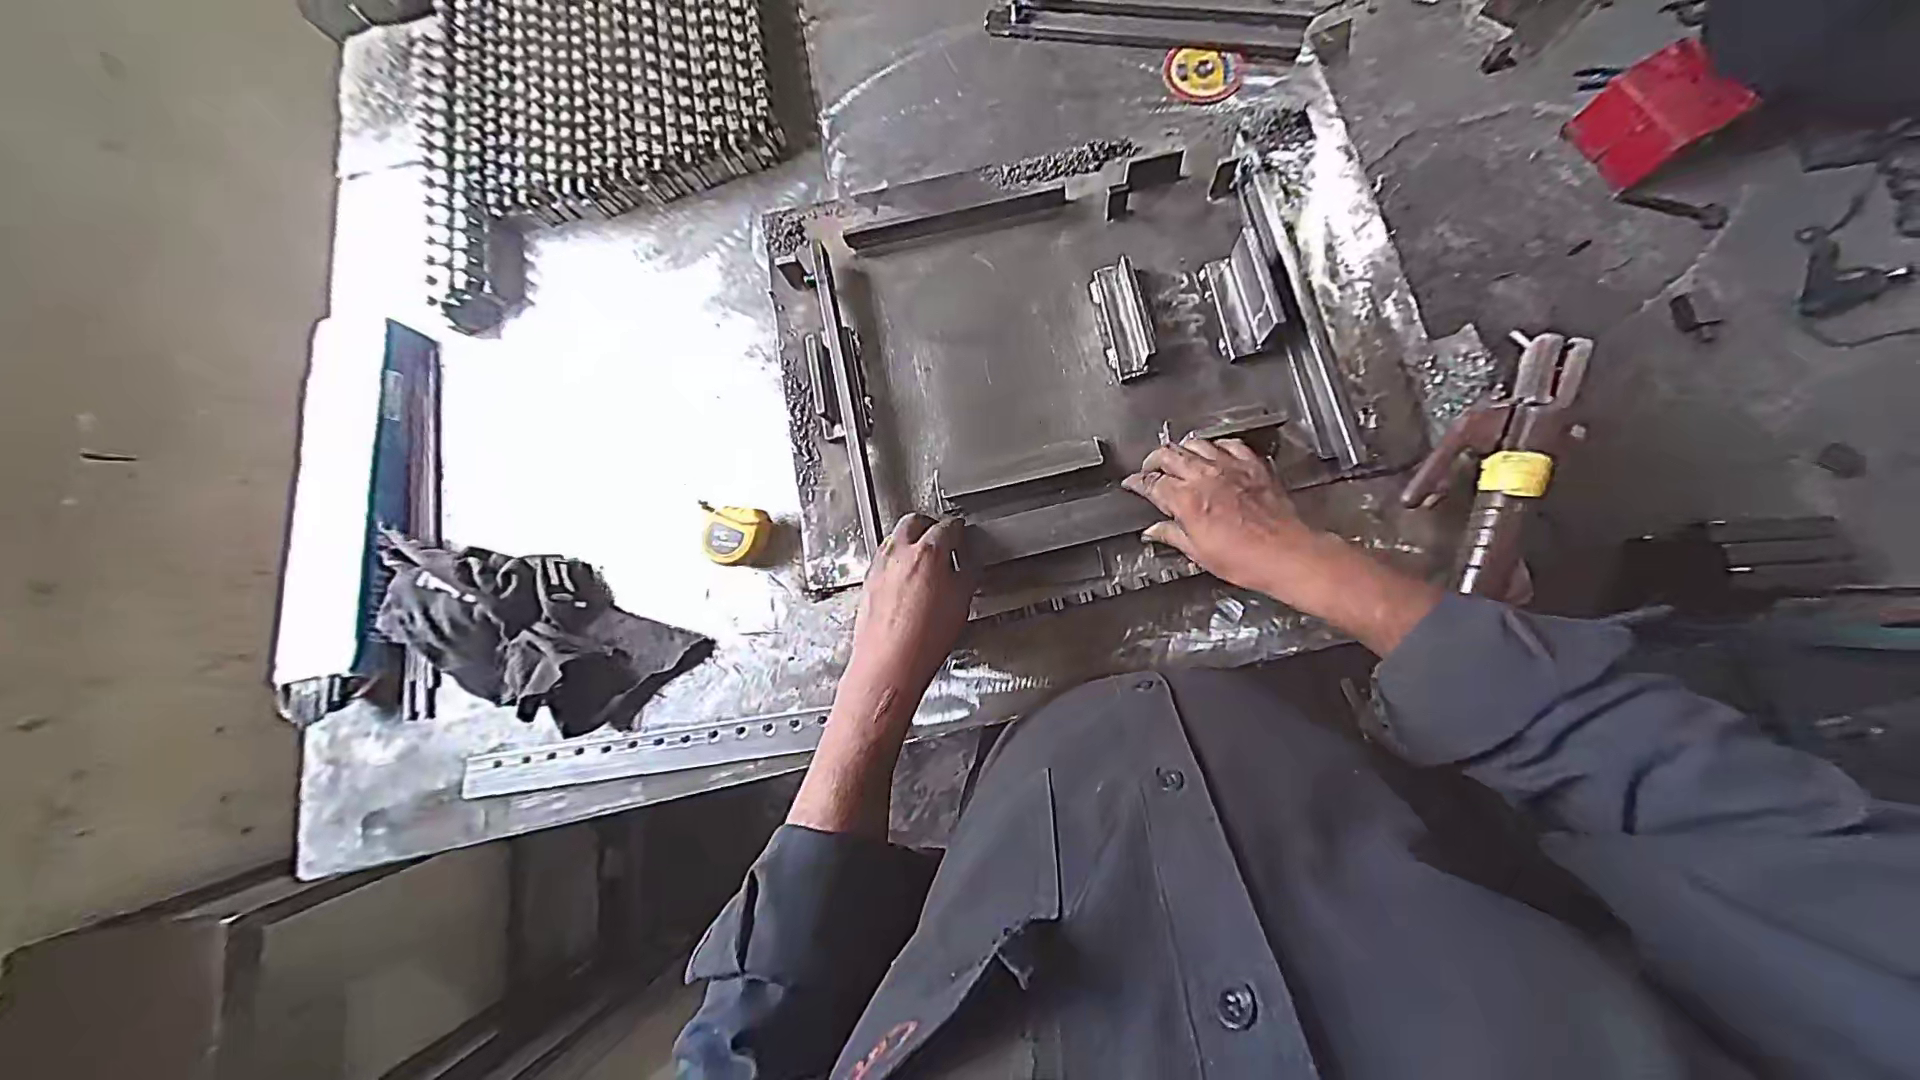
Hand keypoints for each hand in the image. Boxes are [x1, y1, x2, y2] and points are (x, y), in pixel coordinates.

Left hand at [844, 513, 976, 702]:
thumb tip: (966, 568)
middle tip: (940, 535)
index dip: (958, 529)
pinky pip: (883, 561)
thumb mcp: (961, 604)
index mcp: (928, 553)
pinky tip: (905, 579)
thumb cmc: (922, 640)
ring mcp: (880, 567)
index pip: (947, 527)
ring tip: (923, 557)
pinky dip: (896, 561)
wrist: (888, 665)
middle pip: (914, 522)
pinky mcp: (868, 584)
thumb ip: (965, 576)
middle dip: (928, 525)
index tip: (960, 532)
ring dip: (909, 541)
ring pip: (894, 539)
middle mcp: (899, 554)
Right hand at [1121, 438, 1318, 594]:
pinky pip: (1229, 444)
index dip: (1137, 482)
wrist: (1287, 554)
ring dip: (1181, 450)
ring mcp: (1231, 468)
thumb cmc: (1247, 559)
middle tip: (1149, 469)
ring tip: (1176, 457)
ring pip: (1195, 444)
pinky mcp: (1253, 466)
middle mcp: (1206, 477)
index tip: (1132, 484)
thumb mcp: (1198, 553)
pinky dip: (1216, 446)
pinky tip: (1214, 453)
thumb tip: (1155, 531)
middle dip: (1153, 461)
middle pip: (1168, 455)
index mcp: (1187, 500)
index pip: (1151, 482)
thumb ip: (1172, 534)